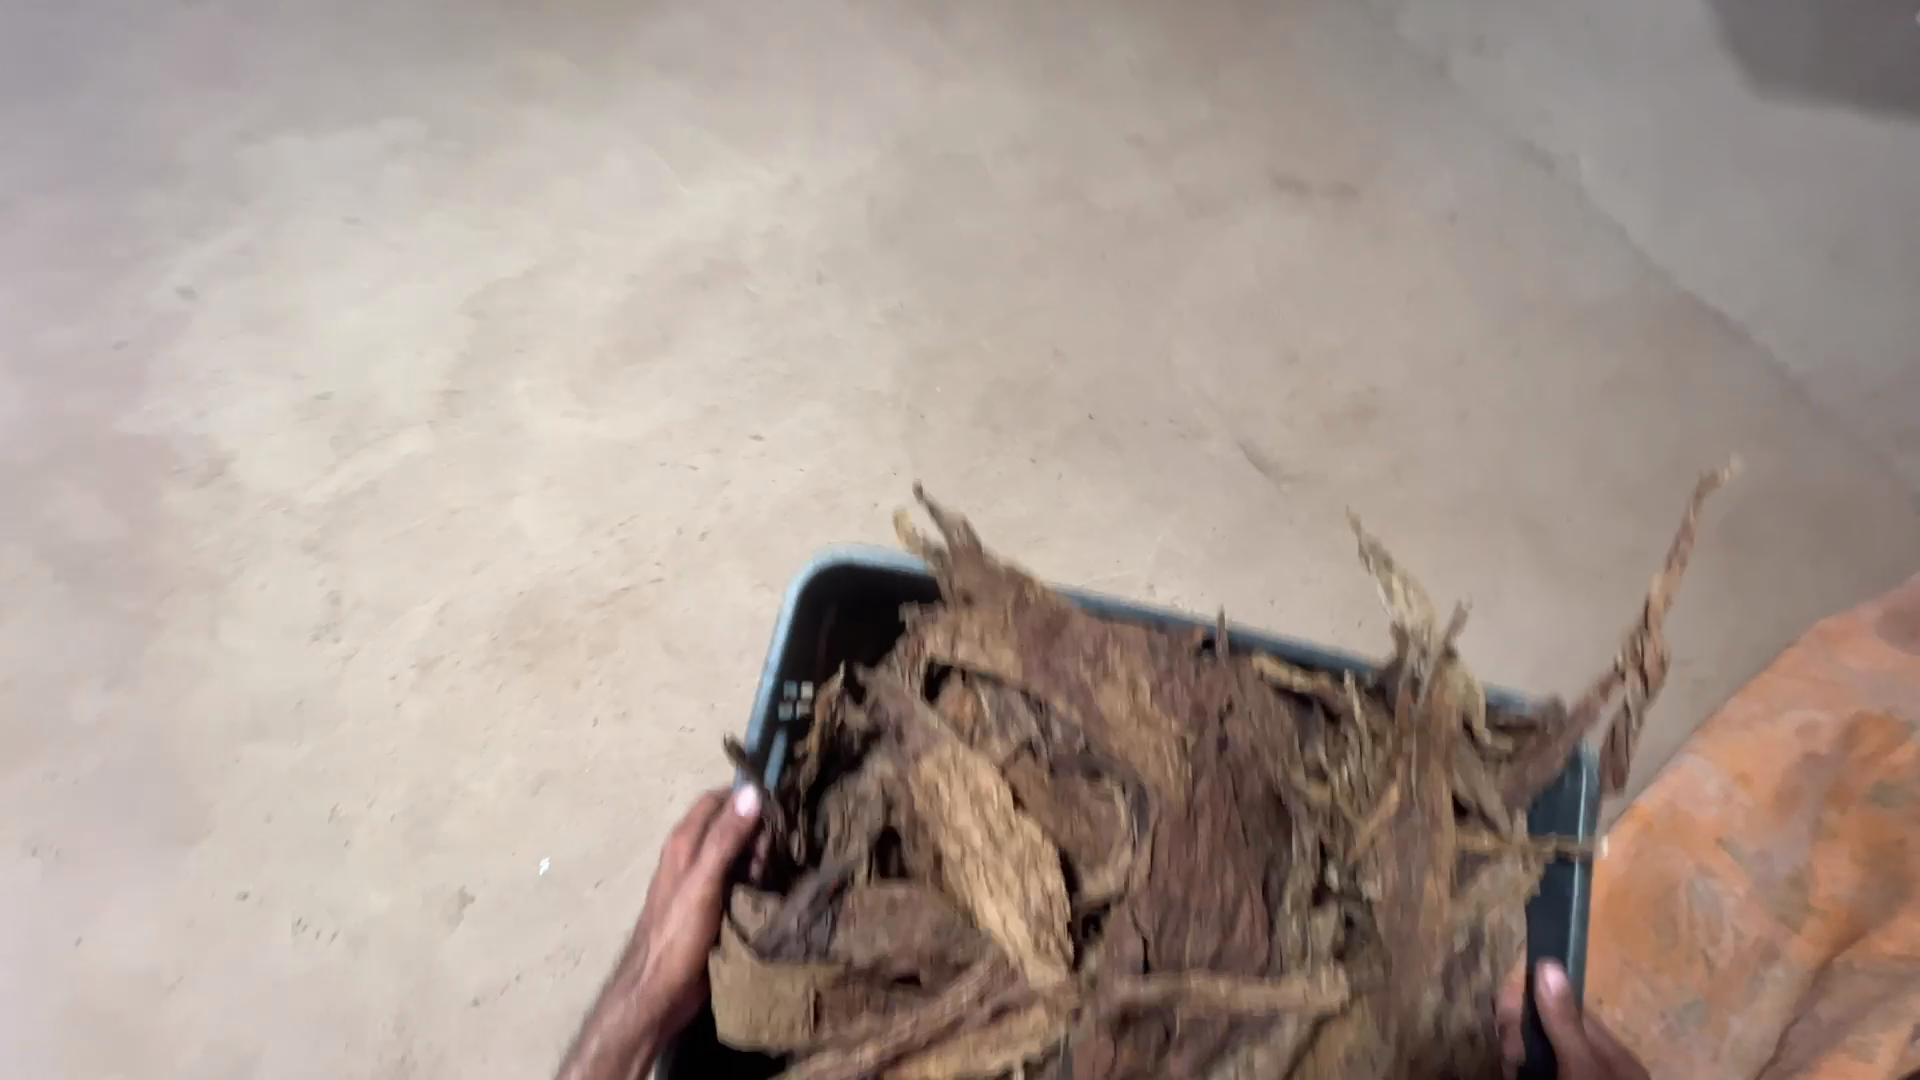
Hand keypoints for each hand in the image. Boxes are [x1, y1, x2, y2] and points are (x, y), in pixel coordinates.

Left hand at [557, 785, 762, 1079]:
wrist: (656, 997)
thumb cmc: (676, 936)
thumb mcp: (704, 882)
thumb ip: (726, 837)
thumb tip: (752, 790)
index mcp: (684, 840)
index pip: (720, 797)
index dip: (747, 797)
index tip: (777, 809)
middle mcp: (691, 852)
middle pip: (731, 822)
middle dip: (757, 829)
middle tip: (775, 850)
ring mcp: (700, 878)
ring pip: (737, 848)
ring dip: (758, 853)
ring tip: (773, 870)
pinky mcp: (711, 901)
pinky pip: (738, 874)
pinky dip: (754, 874)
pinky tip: (768, 886)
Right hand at [1499, 961, 1647, 1079]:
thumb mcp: (1583, 1070)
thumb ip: (1564, 1021)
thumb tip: (1548, 962)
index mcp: (1607, 1050)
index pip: (1555, 1000)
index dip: (1523, 1001)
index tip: (1504, 1018)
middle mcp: (1590, 1060)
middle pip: (1538, 1022)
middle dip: (1514, 1031)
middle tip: (1510, 1058)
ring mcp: (1569, 1074)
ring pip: (1527, 1046)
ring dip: (1511, 1054)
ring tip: (1510, 1071)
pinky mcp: (1548, 1078)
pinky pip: (1526, 1066)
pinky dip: (1514, 1069)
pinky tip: (1511, 1075)